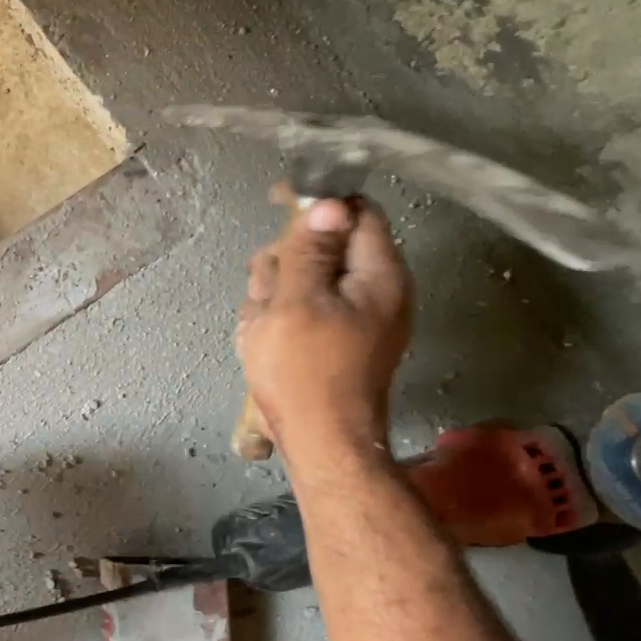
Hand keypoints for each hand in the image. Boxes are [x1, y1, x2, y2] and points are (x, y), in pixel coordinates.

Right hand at [237, 198, 411, 454]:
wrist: (319, 437)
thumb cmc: (305, 369)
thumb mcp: (298, 302)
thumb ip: (309, 250)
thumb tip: (327, 203)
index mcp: (378, 275)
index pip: (356, 213)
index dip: (318, 203)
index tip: (276, 202)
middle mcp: (374, 290)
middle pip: (322, 246)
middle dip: (283, 261)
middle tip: (267, 291)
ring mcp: (354, 316)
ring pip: (303, 279)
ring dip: (272, 293)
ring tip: (262, 324)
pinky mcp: (334, 337)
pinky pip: (299, 309)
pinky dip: (276, 317)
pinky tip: (264, 338)